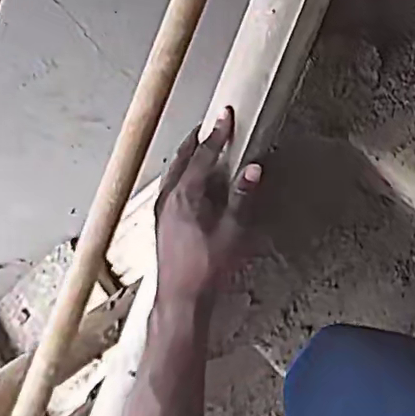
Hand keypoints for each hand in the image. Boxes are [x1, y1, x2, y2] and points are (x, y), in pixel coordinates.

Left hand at [155, 107, 262, 311]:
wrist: (181, 299)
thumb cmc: (206, 269)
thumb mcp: (232, 232)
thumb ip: (242, 197)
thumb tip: (253, 169)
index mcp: (184, 196)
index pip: (203, 155)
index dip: (217, 134)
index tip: (227, 115)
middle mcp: (168, 198)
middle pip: (183, 158)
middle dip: (198, 138)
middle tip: (213, 124)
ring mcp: (161, 210)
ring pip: (174, 171)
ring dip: (189, 155)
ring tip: (203, 145)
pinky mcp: (161, 221)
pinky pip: (171, 184)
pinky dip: (183, 172)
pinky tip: (191, 179)